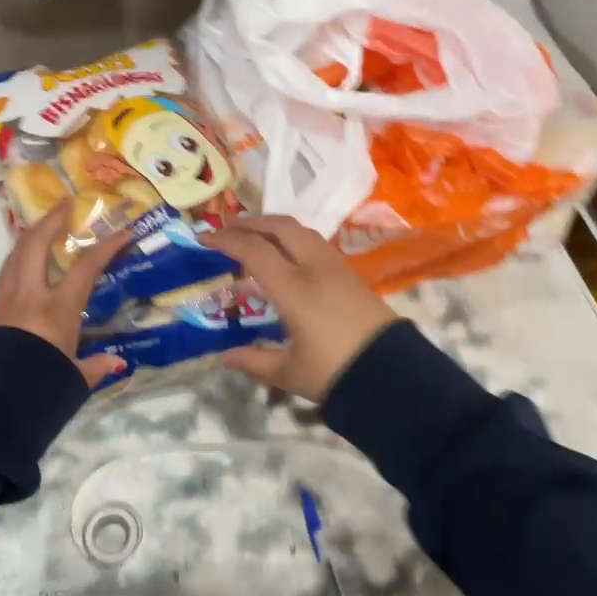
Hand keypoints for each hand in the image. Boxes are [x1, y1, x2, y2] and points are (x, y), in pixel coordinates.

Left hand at [0, 201, 128, 387]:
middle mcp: (29, 296)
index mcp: (56, 309)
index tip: (124, 229)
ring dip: (31, 235)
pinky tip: (26, 264)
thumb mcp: (75, 379)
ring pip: (15, 255)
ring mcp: (5, 302)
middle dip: (52, 220)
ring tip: (44, 227)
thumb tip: (118, 362)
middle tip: (67, 205)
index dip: (108, 245)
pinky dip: (19, 260)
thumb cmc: (39, 391)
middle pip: (36, 244)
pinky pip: (7, 275)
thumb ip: (96, 366)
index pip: (86, 266)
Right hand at [201, 216, 397, 400]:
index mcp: (294, 288)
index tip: (202, 238)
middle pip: (280, 226)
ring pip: (302, 231)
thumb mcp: (289, 372)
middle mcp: (314, 268)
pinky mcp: (352, 275)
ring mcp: (337, 267)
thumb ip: (255, 361)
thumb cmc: (335, 371)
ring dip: (275, 228)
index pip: (253, 250)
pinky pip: (316, 244)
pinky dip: (293, 240)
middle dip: (251, 222)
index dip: (225, 239)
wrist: (394, 373)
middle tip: (228, 229)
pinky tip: (286, 258)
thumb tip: (226, 356)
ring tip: (256, 238)